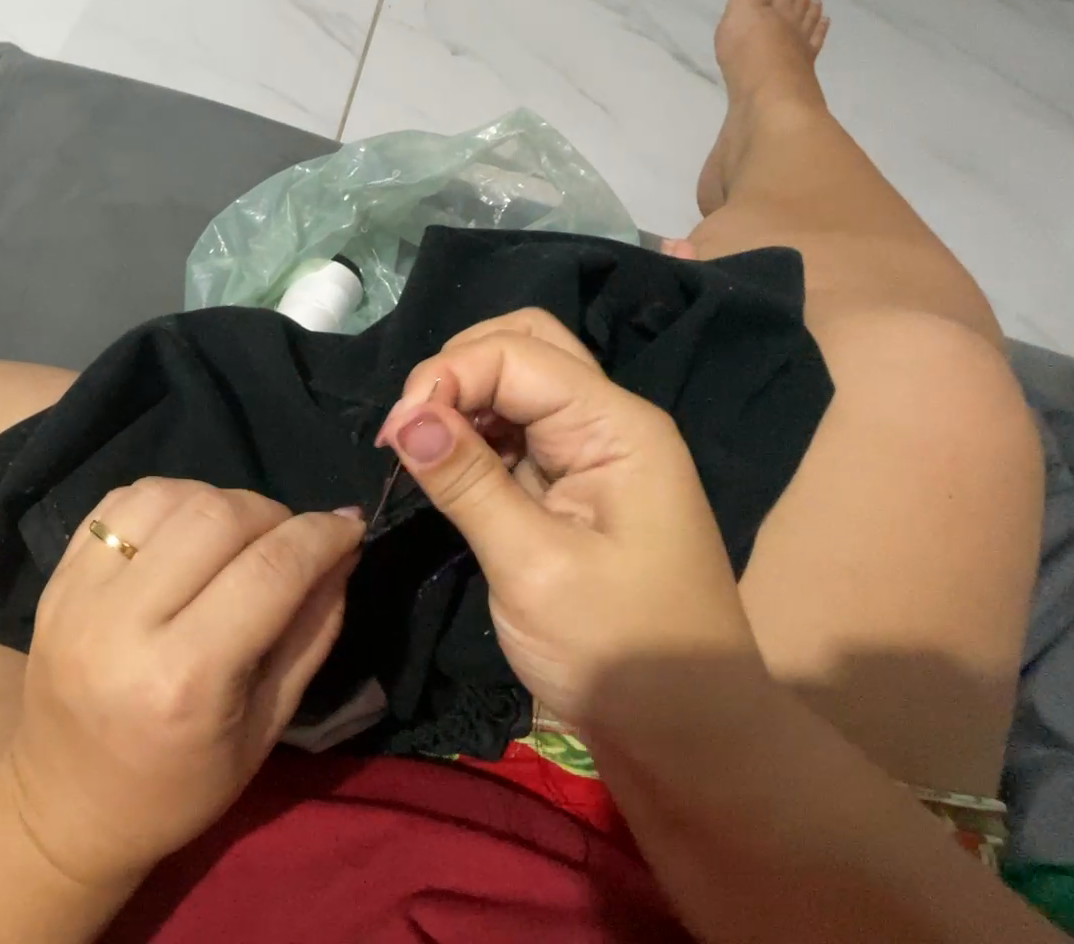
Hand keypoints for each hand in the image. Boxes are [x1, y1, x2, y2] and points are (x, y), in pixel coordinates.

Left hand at [0, 478, 363, 888]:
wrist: (64, 805)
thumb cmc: (176, 788)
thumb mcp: (264, 728)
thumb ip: (311, 634)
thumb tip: (342, 554)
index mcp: (185, 680)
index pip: (269, 572)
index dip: (321, 537)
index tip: (349, 528)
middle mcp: (123, 624)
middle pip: (216, 517)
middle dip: (272, 515)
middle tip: (289, 543)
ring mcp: (78, 595)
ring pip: (167, 495)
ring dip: (219, 502)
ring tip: (236, 536)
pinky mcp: (56, 580)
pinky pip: (119, 503)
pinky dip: (167, 500)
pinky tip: (184, 531)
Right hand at [373, 309, 762, 728]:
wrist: (680, 729)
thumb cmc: (616, 648)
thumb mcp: (532, 565)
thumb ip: (467, 482)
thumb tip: (405, 418)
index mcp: (614, 427)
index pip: (515, 354)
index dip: (445, 378)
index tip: (393, 437)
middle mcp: (606, 421)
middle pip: (523, 344)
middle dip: (454, 369)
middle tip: (409, 428)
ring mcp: (588, 451)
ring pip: (515, 380)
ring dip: (459, 398)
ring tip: (418, 447)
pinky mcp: (567, 482)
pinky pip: (512, 429)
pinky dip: (469, 432)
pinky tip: (443, 464)